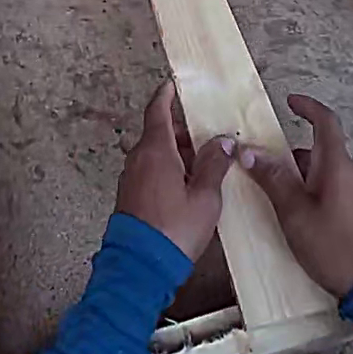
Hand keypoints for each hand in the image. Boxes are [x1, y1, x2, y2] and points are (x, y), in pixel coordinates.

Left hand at [115, 79, 236, 260]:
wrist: (139, 270)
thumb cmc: (174, 230)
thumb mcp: (205, 197)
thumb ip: (214, 165)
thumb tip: (222, 142)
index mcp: (155, 150)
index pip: (157, 111)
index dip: (165, 95)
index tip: (172, 84)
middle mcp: (138, 158)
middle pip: (159, 132)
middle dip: (183, 129)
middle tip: (207, 132)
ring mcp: (131, 177)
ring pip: (155, 152)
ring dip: (177, 151)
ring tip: (203, 162)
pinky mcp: (130, 196)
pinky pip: (150, 170)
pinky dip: (167, 167)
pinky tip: (186, 184)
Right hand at [241, 94, 352, 296]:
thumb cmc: (335, 245)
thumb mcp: (295, 212)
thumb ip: (273, 179)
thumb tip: (249, 151)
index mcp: (337, 165)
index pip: (325, 121)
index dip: (308, 107)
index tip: (291, 101)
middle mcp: (351, 173)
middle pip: (319, 151)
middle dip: (291, 156)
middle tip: (267, 168)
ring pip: (325, 174)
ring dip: (302, 178)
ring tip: (279, 200)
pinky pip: (334, 191)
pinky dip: (314, 193)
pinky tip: (301, 218)